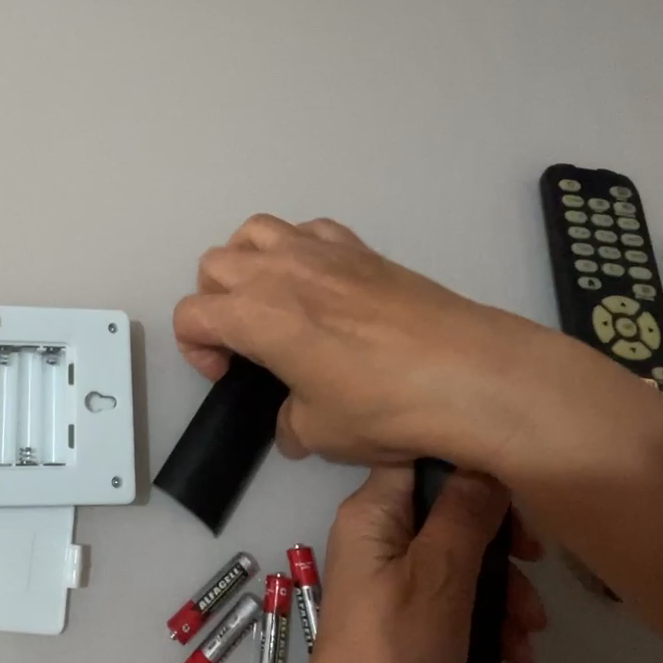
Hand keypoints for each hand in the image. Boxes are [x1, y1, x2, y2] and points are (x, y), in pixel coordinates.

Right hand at [173, 214, 616, 476]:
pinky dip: (298, 248)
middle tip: (244, 340)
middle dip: (215, 302)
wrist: (471, 375)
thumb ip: (290, 422)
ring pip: (253, 232)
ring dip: (247, 262)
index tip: (225, 374)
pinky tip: (320, 282)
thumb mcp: (322, 432)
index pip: (191, 315)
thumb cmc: (386, 405)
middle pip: (213, 266)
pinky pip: (308, 230)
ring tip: (270, 298)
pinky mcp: (357, 247)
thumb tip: (291, 425)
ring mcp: (318, 251)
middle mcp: (277, 271)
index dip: (194, 347)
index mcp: (255, 315)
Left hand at [289, 466, 547, 662]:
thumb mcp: (439, 575)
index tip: (512, 487)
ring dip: (501, 589)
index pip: (417, 460)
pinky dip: (486, 618)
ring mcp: (391, 574)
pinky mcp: (407, 612)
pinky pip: (452, 596)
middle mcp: (377, 533)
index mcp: (371, 510)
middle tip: (534, 562)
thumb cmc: (397, 643)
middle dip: (497, 540)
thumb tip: (482, 462)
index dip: (465, 465)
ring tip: (530, 627)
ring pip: (457, 558)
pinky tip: (515, 650)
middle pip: (446, 511)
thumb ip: (463, 516)